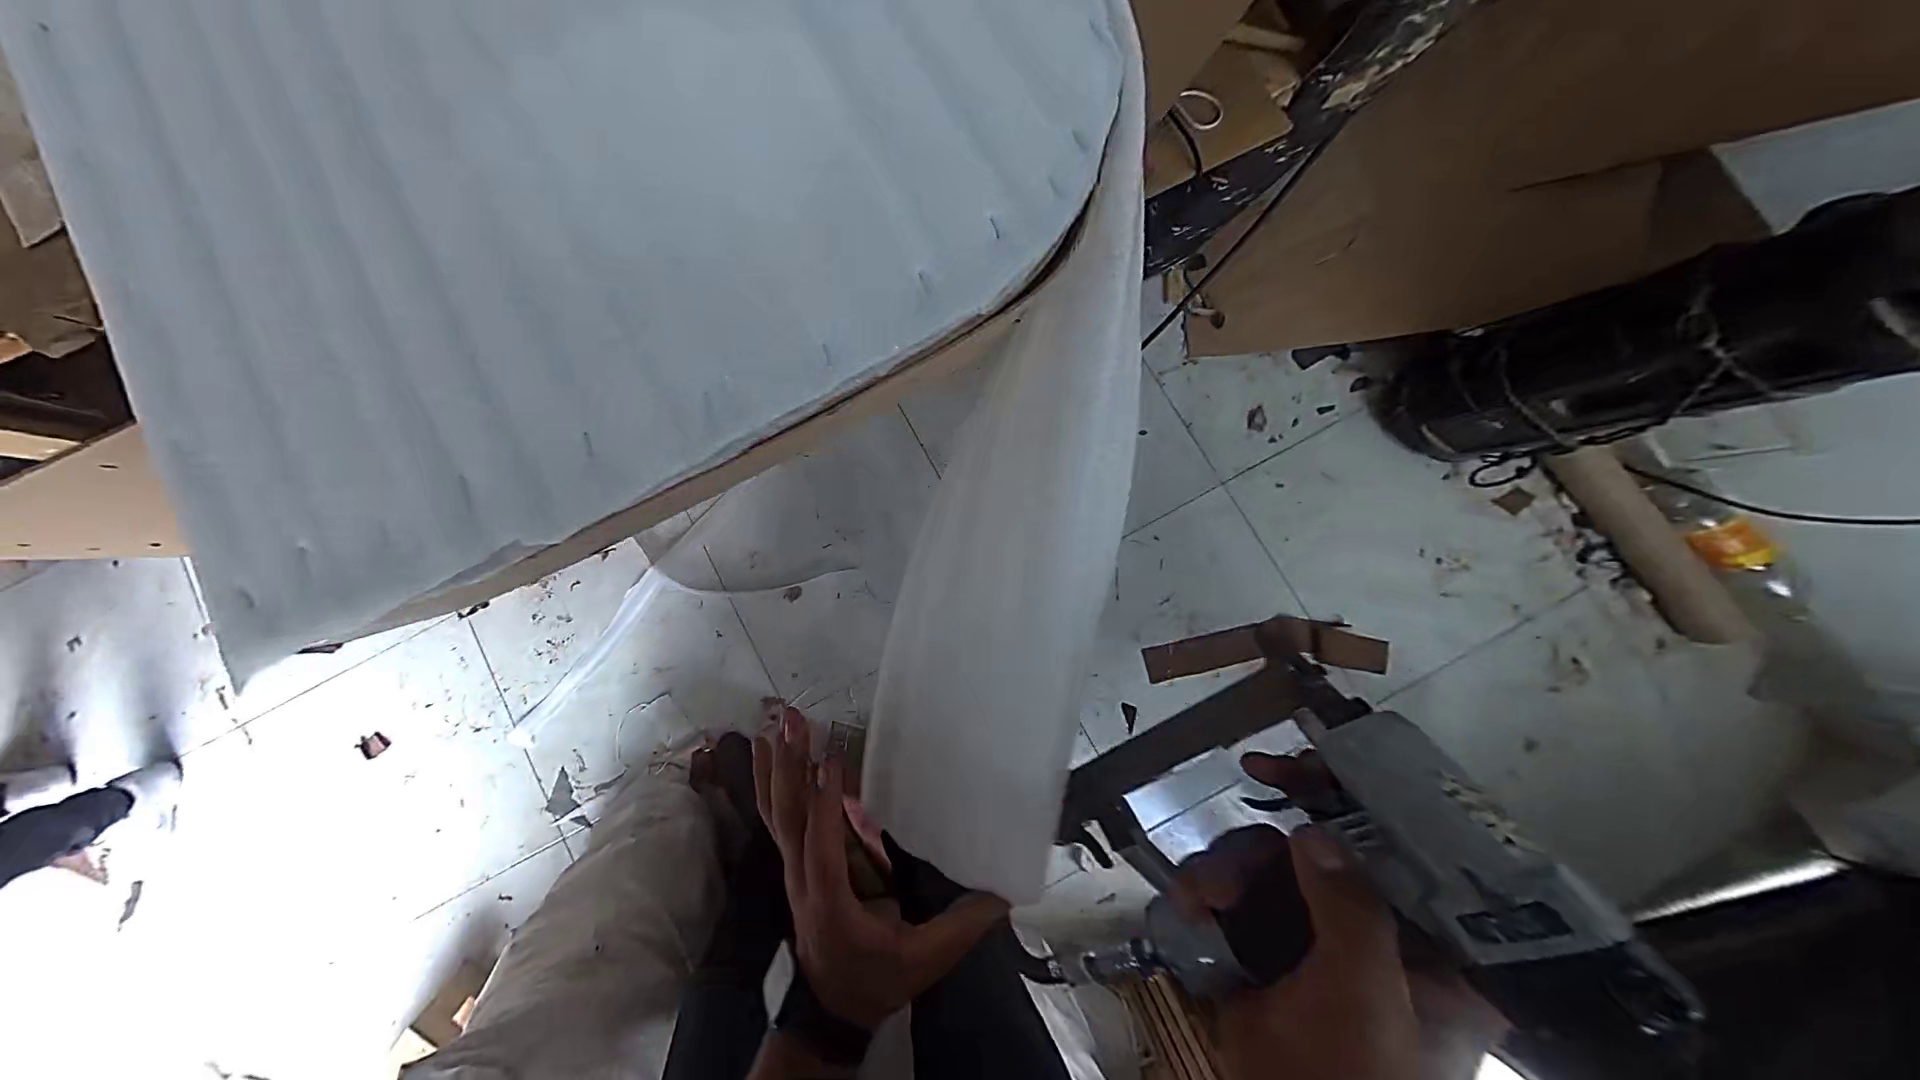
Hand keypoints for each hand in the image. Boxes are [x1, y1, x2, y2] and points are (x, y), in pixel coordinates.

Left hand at [751, 707, 1008, 1028]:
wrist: (830, 1009)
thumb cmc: (874, 982)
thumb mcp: (922, 962)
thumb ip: (960, 927)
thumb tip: (1003, 895)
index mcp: (831, 903)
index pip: (822, 849)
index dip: (825, 806)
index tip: (833, 761)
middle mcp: (802, 880)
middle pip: (787, 819)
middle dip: (790, 768)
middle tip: (796, 721)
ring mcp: (792, 871)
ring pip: (775, 814)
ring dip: (775, 767)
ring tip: (776, 724)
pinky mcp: (795, 863)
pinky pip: (776, 818)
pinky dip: (770, 783)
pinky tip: (767, 754)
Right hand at [1174, 752, 1505, 1079]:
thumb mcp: (1364, 1002)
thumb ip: (1351, 916)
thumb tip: (1313, 835)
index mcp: (1434, 947)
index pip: (1418, 850)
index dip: (1380, 796)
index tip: (1335, 760)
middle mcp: (1378, 927)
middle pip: (1336, 839)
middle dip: (1291, 808)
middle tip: (1259, 770)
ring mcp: (1315, 929)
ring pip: (1275, 857)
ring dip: (1232, 863)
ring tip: (1204, 896)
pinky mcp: (1266, 936)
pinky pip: (1237, 887)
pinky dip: (1208, 888)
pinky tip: (1191, 906)